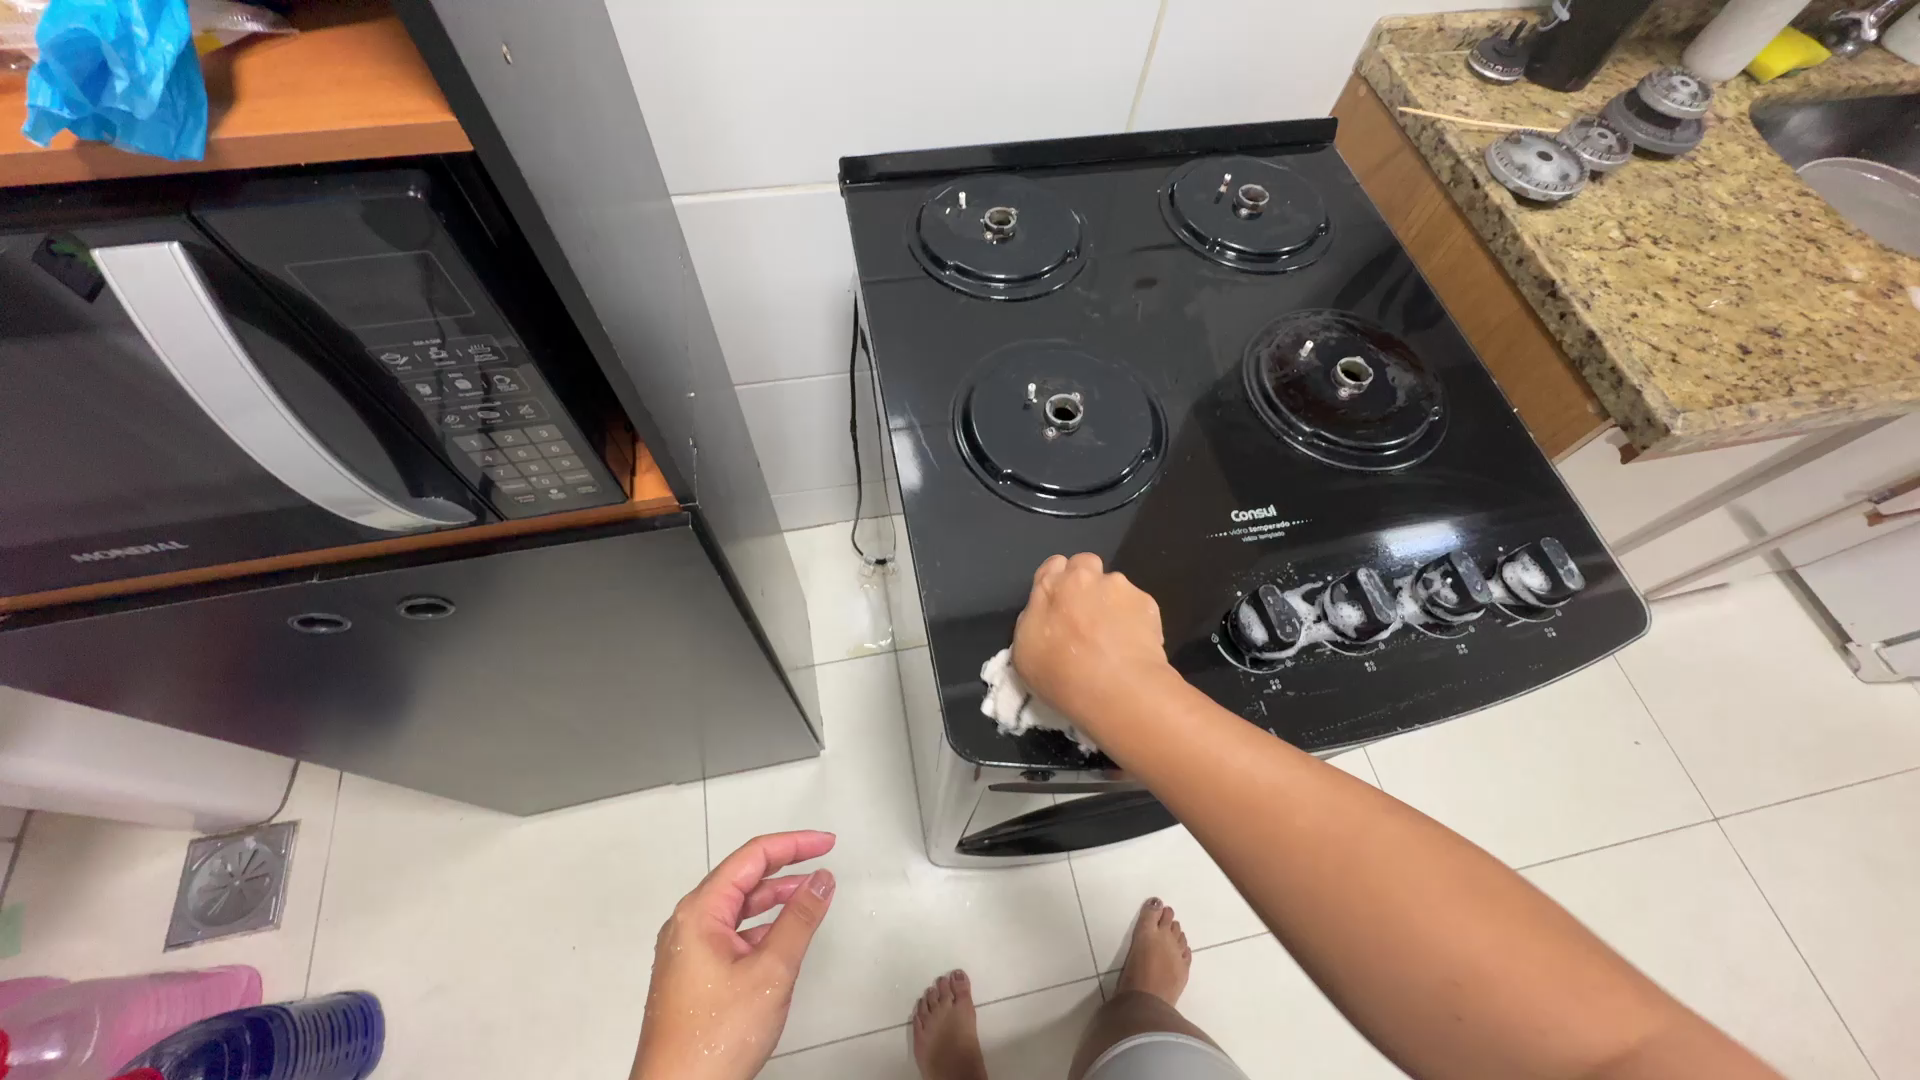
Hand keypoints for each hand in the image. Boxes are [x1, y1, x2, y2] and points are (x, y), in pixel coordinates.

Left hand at [630, 831, 836, 1079]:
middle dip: (784, 865)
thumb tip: (821, 880)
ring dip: (774, 896)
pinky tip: (783, 934)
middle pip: (742, 877)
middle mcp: (689, 923)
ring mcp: (688, 949)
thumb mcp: (770, 972)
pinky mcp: (694, 973)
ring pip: (737, 906)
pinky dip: (761, 925)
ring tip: (810, 894)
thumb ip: (799, 920)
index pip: (752, 857)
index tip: (827, 842)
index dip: (793, 844)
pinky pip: (732, 932)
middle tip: (822, 859)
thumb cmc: (716, 1036)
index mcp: (700, 912)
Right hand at [1011, 553, 1174, 736]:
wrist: (1117, 688)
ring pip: (1114, 586)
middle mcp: (1085, 576)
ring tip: (1113, 638)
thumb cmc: (1061, 673)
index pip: (1053, 565)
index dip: (1056, 583)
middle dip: (1085, 582)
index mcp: (1050, 585)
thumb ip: (1032, 620)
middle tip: (1084, 616)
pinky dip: (1134, 620)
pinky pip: (1136, 606)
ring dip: (1111, 602)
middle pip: (1085, 564)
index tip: (1058, 606)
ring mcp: (1119, 587)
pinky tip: (1132, 646)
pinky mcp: (1147, 603)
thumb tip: (1044, 613)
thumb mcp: (1023, 652)